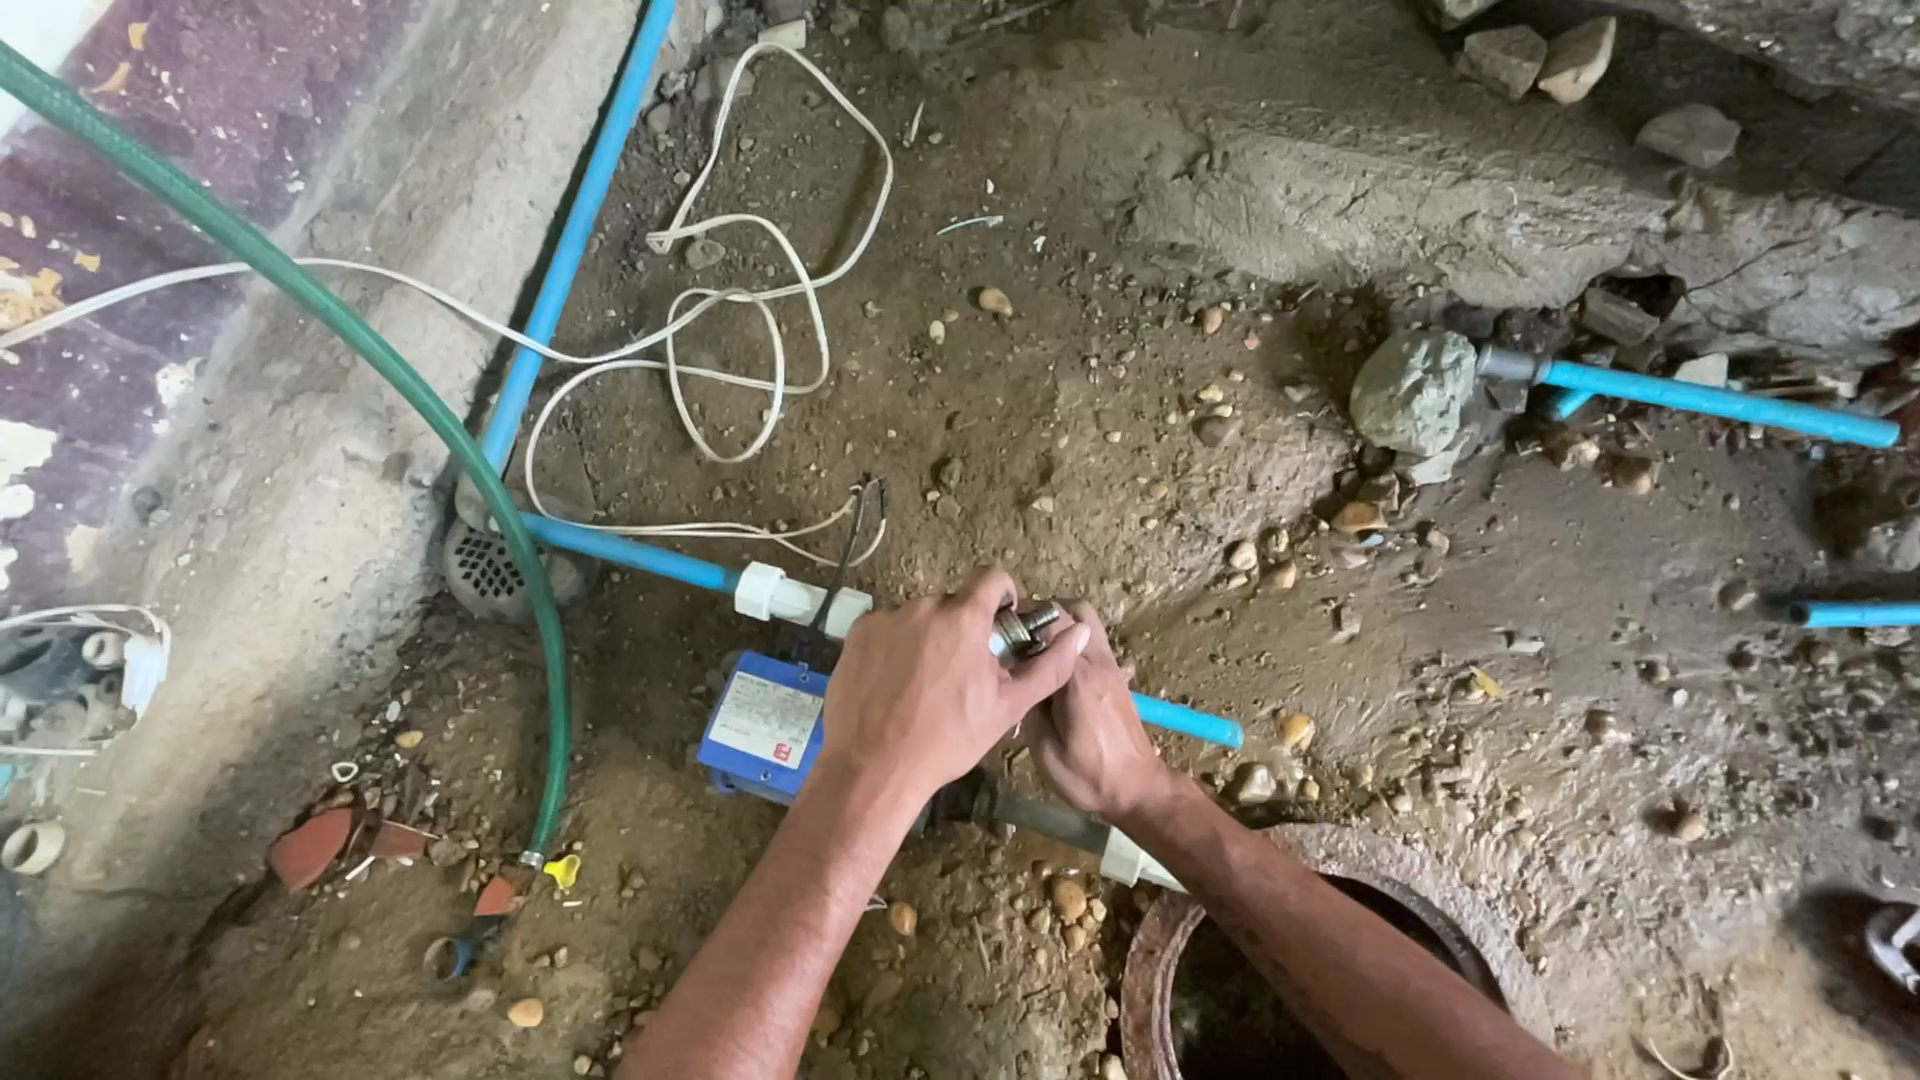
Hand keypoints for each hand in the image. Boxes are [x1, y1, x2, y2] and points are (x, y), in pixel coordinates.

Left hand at [821, 566, 1090, 806]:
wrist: (873, 768)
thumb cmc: (947, 740)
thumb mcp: (1006, 707)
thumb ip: (1048, 666)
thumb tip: (1080, 633)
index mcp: (963, 618)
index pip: (992, 577)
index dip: (1004, 594)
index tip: (1002, 621)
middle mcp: (922, 606)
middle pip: (954, 603)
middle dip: (964, 627)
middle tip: (962, 671)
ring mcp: (885, 618)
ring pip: (919, 617)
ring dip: (929, 637)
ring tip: (925, 683)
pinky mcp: (857, 633)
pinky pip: (887, 628)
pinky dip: (895, 646)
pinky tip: (894, 684)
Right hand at [1026, 602, 1172, 819]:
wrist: (1139, 790)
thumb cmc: (1089, 777)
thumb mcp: (1045, 751)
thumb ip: (1030, 706)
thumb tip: (1019, 679)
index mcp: (1079, 678)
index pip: (1052, 621)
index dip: (1022, 621)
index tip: (1001, 636)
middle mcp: (1098, 662)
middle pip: (1072, 610)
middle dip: (1042, 615)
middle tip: (1018, 639)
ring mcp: (1112, 666)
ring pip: (1087, 620)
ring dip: (1060, 625)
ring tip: (1036, 650)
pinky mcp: (1117, 676)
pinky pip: (1092, 641)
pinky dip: (1072, 641)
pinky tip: (1055, 669)